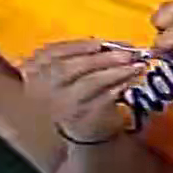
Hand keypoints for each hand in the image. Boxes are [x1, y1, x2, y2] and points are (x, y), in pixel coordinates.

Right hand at [24, 41, 144, 142]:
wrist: (83, 130)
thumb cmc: (80, 97)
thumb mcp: (74, 77)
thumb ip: (85, 61)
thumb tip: (119, 46)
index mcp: (34, 71)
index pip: (49, 53)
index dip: (78, 46)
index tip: (102, 42)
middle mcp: (42, 86)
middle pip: (67, 67)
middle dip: (100, 58)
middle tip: (129, 54)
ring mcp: (63, 102)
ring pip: (88, 82)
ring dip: (116, 72)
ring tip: (138, 66)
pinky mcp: (86, 115)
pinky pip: (105, 98)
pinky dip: (121, 87)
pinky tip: (134, 82)